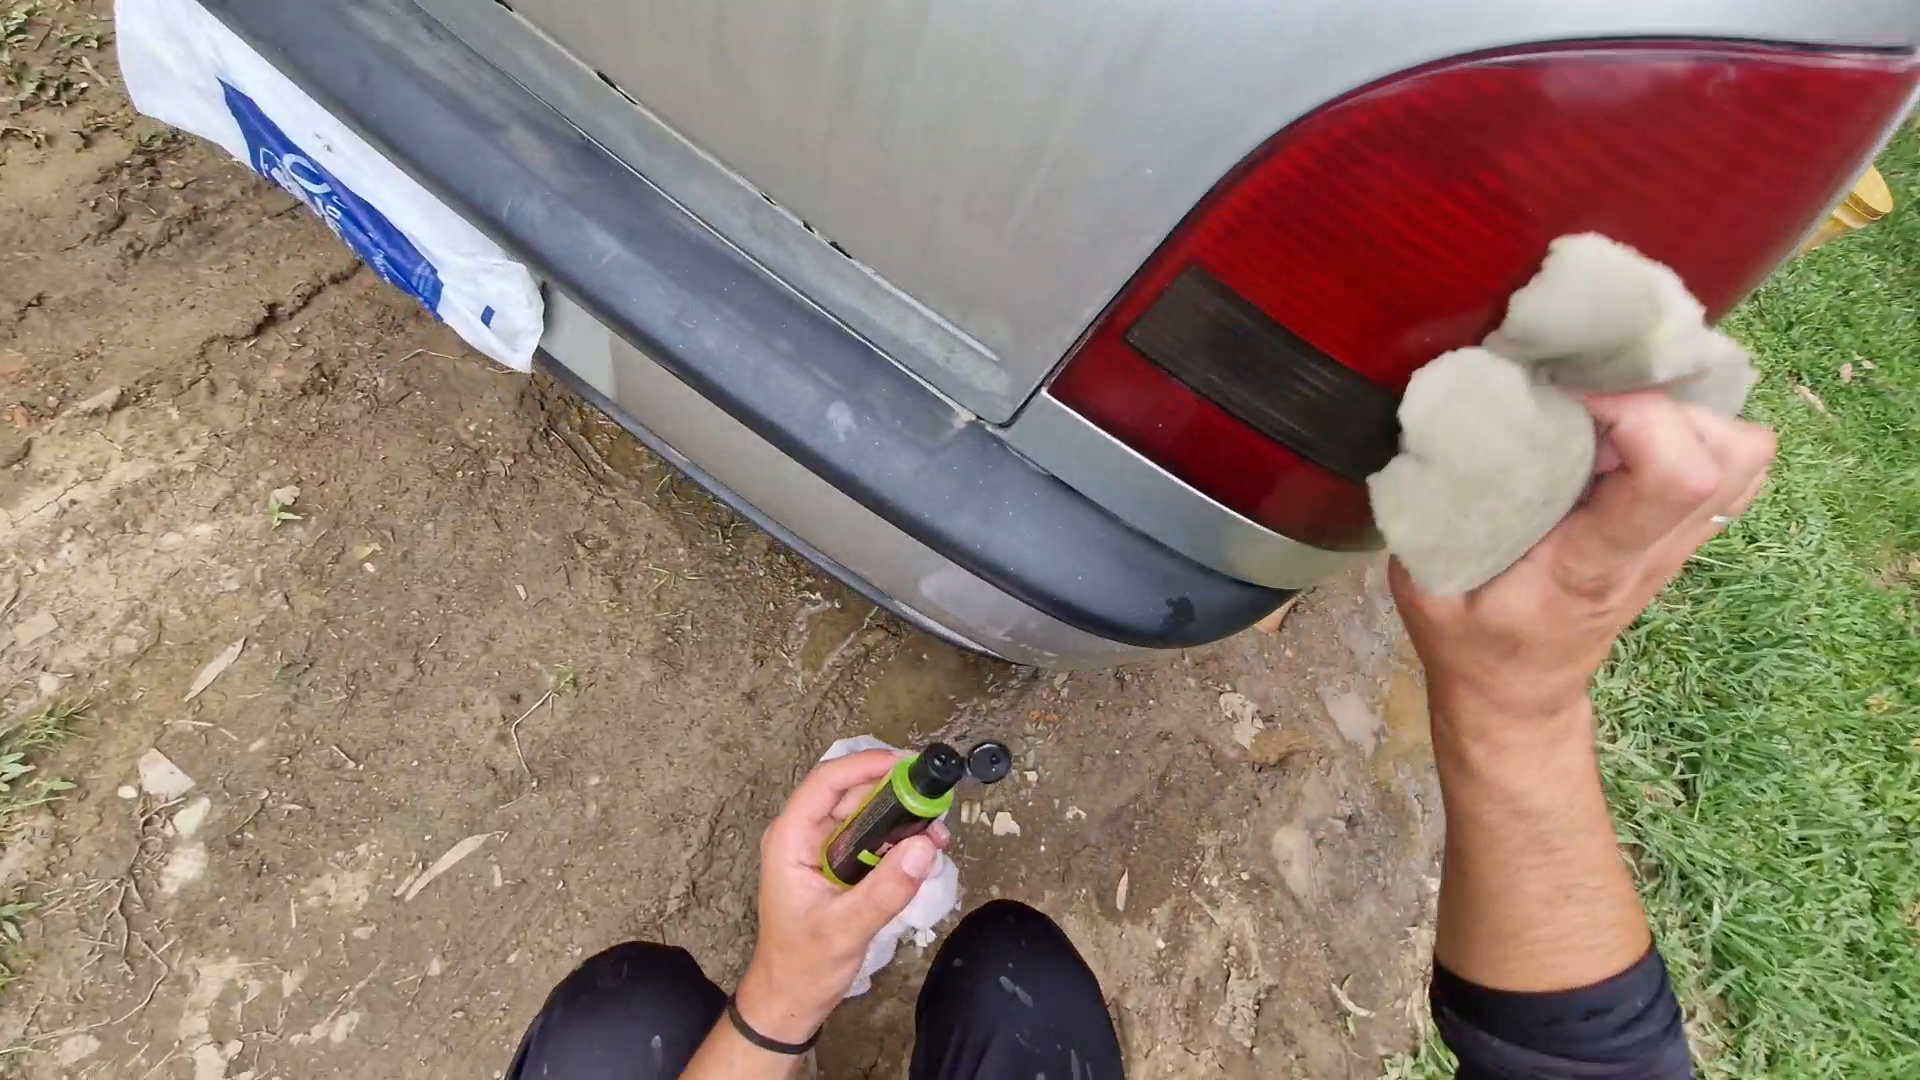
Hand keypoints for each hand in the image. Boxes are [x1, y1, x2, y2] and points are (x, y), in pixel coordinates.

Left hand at [733, 750, 948, 1042]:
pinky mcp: (841, 860)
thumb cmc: (803, 966)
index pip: (826, 783)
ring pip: (866, 809)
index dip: (864, 765)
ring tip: (934, 829)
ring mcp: (824, 845)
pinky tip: (924, 847)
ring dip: (901, 813)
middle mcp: (806, 833)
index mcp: (790, 838)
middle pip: (852, 791)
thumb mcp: (845, 930)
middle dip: (893, 790)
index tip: (905, 765)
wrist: (791, 999)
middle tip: (932, 800)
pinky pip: (873, 833)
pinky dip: (899, 834)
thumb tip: (925, 846)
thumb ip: (885, 890)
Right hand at [1392, 392, 1775, 732]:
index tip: (1566, 399)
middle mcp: (1652, 552)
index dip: (1638, 414)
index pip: (1675, 476)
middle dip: (1662, 403)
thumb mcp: (1422, 585)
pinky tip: (1626, 437)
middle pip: (1732, 452)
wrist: (1514, 694)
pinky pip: (1730, 470)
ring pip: (1745, 455)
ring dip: (1683, 416)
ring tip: (1605, 414)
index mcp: (1587, 564)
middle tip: (1586, 401)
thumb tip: (1434, 443)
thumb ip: (1431, 518)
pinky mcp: (1675, 541)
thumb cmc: (1466, 644)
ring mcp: (1675, 547)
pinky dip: (1693, 435)